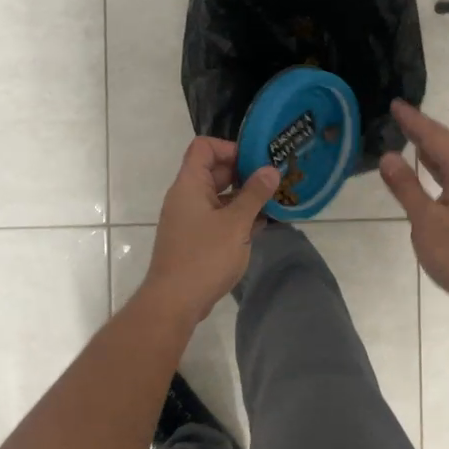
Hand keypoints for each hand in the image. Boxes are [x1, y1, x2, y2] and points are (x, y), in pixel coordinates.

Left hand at [143, 138, 279, 326]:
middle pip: (214, 171)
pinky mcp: (194, 239)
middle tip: (274, 180)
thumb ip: (254, 195)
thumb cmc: (204, 257)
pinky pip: (217, 218)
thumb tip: (270, 169)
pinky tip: (260, 226)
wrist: (174, 301)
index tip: (256, 161)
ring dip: (243, 198)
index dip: (230, 148)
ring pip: (218, 197)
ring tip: (274, 203)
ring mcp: (189, 219)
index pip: (204, 147)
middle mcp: (186, 196)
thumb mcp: (236, 224)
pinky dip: (236, 218)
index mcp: (189, 184)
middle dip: (244, 173)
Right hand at [377, 100, 448, 309]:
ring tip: (410, 136)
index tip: (396, 105)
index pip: (438, 139)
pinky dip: (439, 167)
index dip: (416, 122)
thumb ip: (406, 187)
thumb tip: (388, 156)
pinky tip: (428, 171)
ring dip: (433, 147)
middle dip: (426, 130)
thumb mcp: (425, 222)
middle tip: (401, 116)